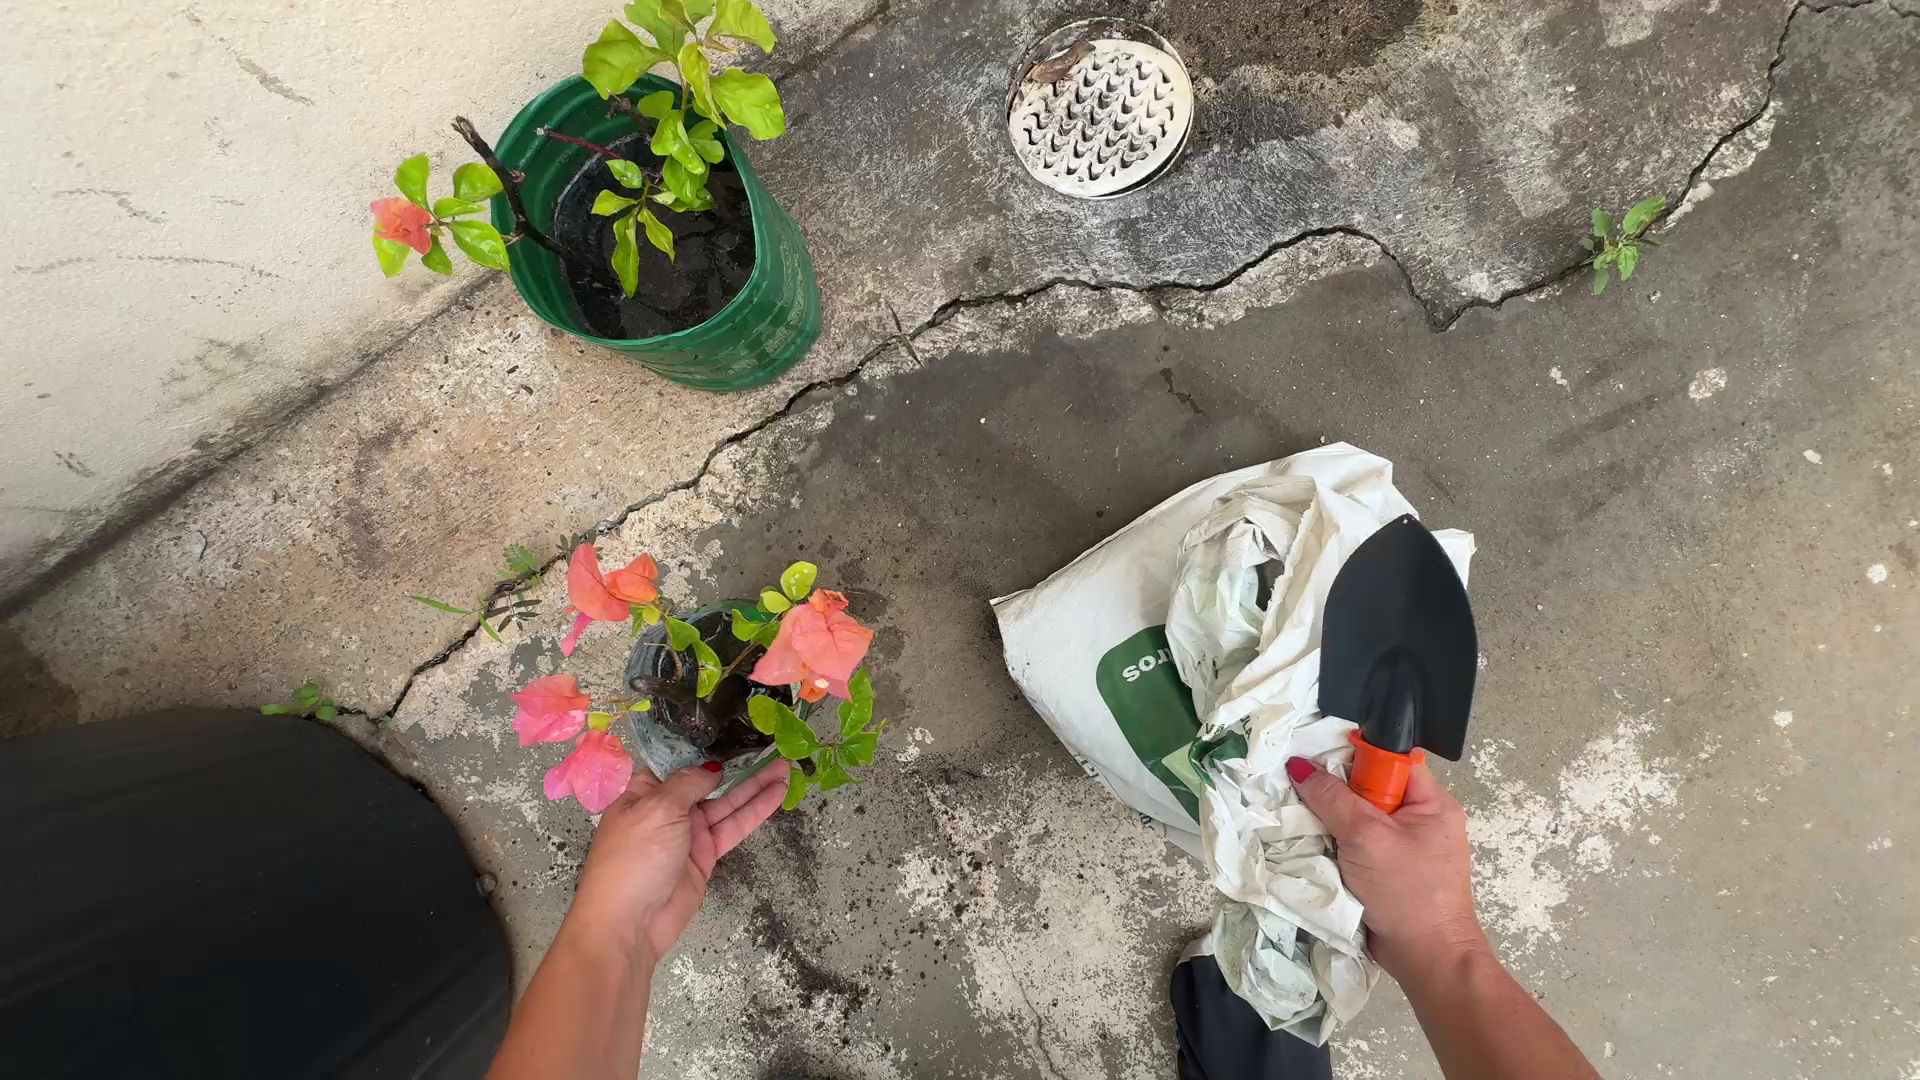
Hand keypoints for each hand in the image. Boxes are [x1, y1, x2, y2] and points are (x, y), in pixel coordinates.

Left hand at [566, 758, 790, 967]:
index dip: (704, 750)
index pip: (678, 764)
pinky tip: (777, 793)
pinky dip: (756, 810)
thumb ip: (688, 783)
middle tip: (771, 747)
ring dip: (756, 785)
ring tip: (785, 765)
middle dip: (738, 765)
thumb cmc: (634, 858)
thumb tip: (710, 770)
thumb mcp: (657, 808)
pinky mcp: (706, 856)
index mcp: (645, 794)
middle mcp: (668, 810)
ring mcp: (689, 834)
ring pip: (727, 802)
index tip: (733, 732)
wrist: (629, 925)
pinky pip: (734, 826)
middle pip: (709, 782)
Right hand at [1286, 756, 1491, 980]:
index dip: (1354, 751)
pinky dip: (1332, 836)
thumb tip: (1298, 765)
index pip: (1390, 758)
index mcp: (1431, 802)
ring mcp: (1402, 842)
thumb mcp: (1366, 836)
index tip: (1317, 755)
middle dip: (1334, 784)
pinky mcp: (1384, 864)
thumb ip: (1330, 797)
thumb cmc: (1407, 893)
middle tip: (1301, 783)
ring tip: (1299, 810)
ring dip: (1328, 813)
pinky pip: (1353, 836)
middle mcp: (1418, 817)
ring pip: (1355, 811)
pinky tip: (1310, 836)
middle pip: (1367, 782)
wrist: (1426, 961)